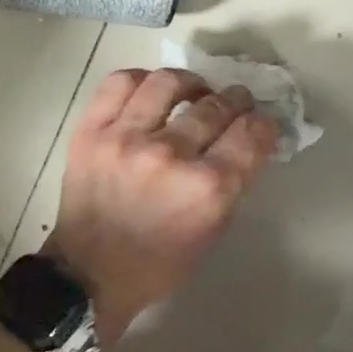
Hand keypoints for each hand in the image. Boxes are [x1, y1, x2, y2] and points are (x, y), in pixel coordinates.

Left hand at [46, 68, 279, 342]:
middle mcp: (169, 155)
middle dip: (234, 101)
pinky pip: (119, 83)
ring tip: (193, 92)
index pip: (251, 135)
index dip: (262, 123)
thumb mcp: (213, 230)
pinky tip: (151, 90)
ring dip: (190, 84)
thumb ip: (233, 182)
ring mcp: (125, 138)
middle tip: (233, 102)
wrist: (90, 271)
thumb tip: (247, 139)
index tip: (259, 122)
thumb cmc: (159, 262)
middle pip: (215, 107)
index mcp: (207, 189)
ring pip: (167, 83)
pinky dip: (141, 80)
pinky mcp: (90, 131)